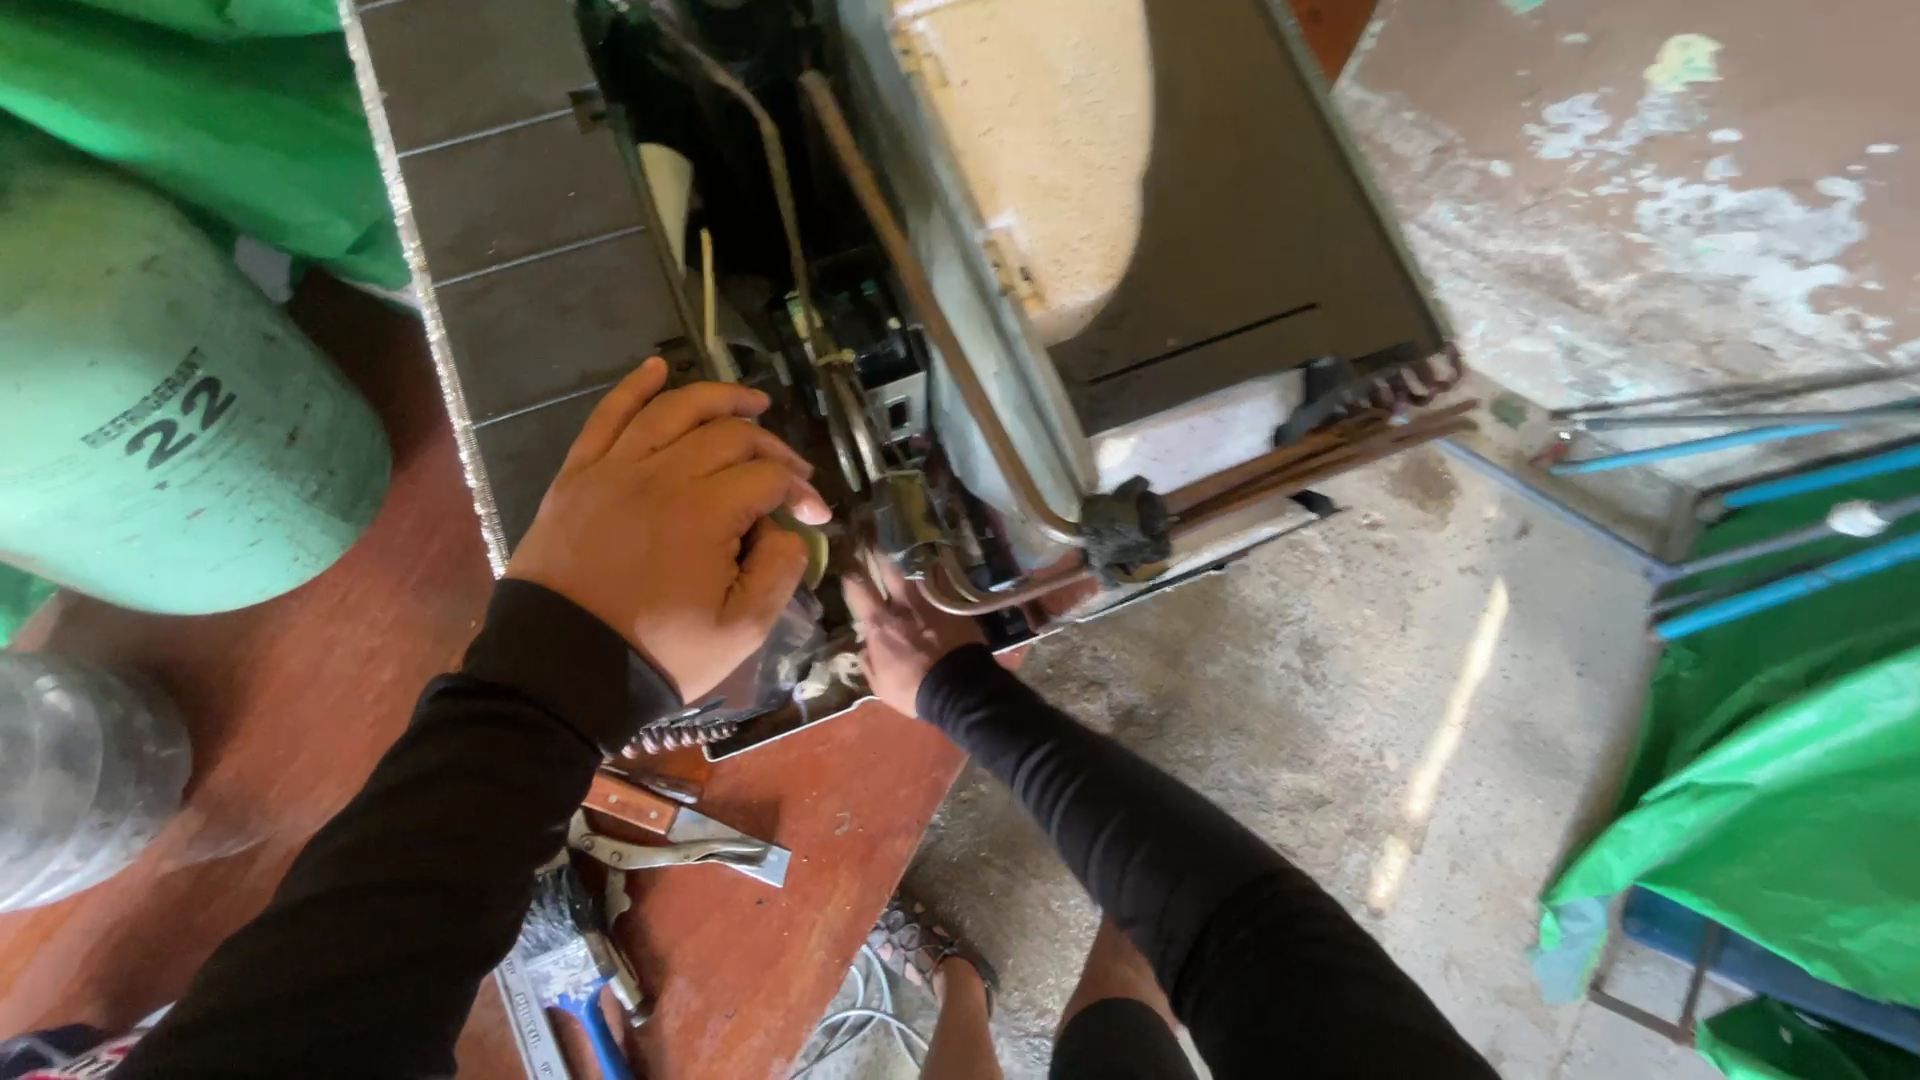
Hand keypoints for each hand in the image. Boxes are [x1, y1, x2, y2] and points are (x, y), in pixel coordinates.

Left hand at [507, 358, 832, 700]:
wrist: (561, 669)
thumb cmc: (659, 652)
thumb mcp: (741, 631)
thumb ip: (780, 572)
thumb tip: (787, 529)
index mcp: (704, 514)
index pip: (768, 477)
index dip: (802, 491)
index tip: (817, 515)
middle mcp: (662, 476)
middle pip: (730, 436)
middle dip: (773, 447)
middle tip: (793, 471)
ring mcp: (614, 470)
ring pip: (674, 411)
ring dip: (720, 398)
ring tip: (753, 401)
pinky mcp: (578, 475)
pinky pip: (607, 416)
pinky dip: (635, 387)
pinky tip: (658, 367)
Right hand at [841, 555, 984, 716]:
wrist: (960, 689)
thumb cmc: (915, 690)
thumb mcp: (881, 686)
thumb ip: (869, 663)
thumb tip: (863, 647)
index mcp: (881, 624)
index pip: (859, 590)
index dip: (851, 575)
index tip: (848, 566)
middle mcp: (904, 606)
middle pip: (890, 571)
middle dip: (880, 557)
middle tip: (876, 546)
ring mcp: (931, 602)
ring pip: (917, 576)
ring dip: (911, 570)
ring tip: (909, 561)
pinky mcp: (955, 606)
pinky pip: (943, 584)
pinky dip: (938, 579)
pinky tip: (938, 573)